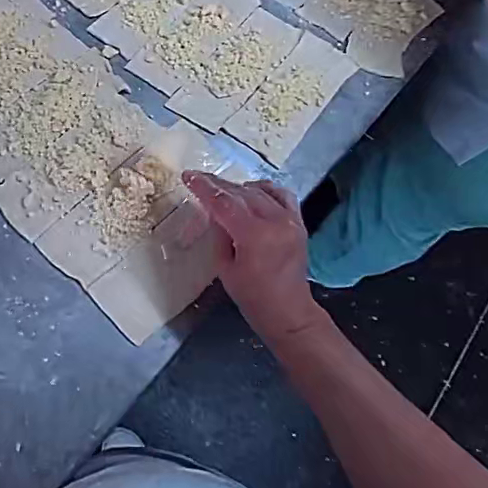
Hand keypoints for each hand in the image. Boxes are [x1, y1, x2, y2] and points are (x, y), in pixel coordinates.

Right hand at [182, 172, 325, 337]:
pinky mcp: (298, 222)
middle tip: (197, 179)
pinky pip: (281, 195)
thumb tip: (213, 208)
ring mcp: (290, 220)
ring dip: (236, 188)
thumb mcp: (223, 266)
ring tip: (220, 189)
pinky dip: (263, 189)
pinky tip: (251, 191)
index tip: (188, 176)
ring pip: (258, 191)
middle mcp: (275, 222)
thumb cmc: (252, 296)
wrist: (289, 312)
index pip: (223, 202)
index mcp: (254, 235)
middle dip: (216, 185)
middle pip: (240, 192)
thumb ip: (218, 232)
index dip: (203, 187)